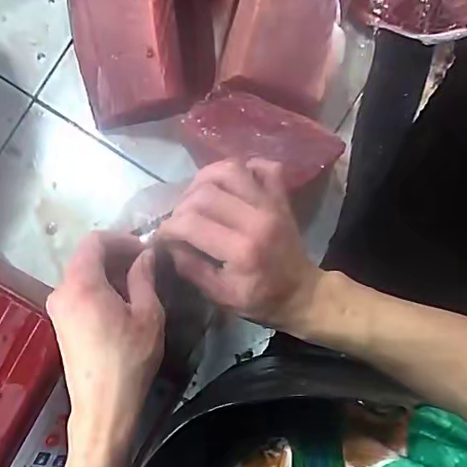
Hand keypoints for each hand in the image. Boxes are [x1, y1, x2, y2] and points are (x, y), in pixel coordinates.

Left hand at [47, 232, 163, 460]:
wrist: (104, 406)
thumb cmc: (129, 360)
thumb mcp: (149, 314)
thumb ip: (144, 277)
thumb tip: (146, 255)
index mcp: (81, 284)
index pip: (95, 240)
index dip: (123, 239)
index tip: (146, 250)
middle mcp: (61, 292)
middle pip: (87, 257)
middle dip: (118, 255)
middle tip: (148, 266)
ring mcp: (58, 309)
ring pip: (83, 275)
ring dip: (111, 273)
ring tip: (140, 286)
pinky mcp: (61, 324)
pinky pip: (80, 293)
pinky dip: (101, 288)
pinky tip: (124, 305)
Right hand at [154, 160, 322, 331]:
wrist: (303, 293)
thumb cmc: (261, 299)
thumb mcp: (220, 295)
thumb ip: (191, 268)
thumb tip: (168, 242)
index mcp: (241, 250)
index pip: (191, 223)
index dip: (168, 228)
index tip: (163, 236)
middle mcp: (257, 219)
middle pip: (205, 192)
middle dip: (182, 205)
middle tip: (179, 220)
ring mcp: (272, 204)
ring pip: (230, 169)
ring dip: (205, 178)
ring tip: (196, 197)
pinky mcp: (281, 197)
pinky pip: (264, 167)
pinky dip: (245, 169)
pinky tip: (231, 185)